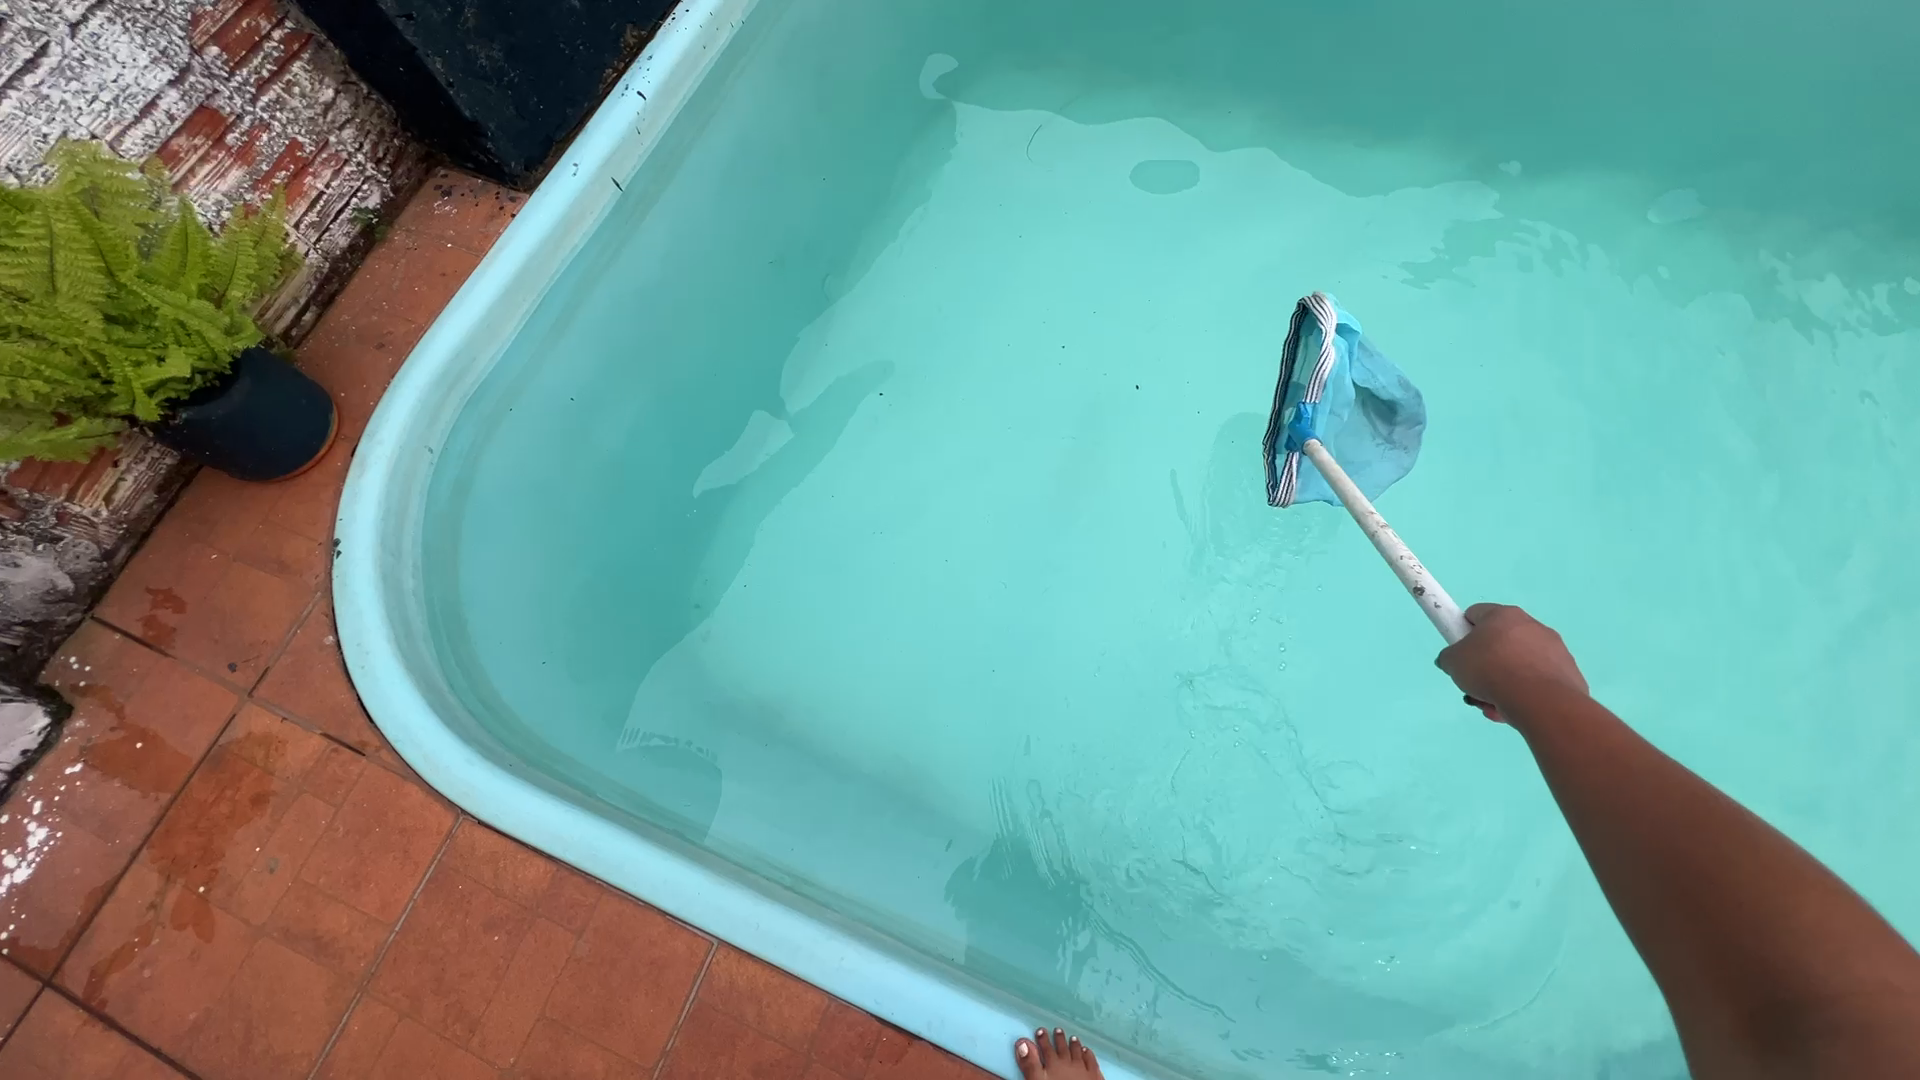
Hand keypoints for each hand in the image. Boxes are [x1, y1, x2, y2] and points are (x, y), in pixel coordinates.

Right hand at [1435, 604, 1588, 720]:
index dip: (1462, 631)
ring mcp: (1556, 650)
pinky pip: (1538, 680)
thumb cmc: (1490, 670)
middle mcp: (1533, 626)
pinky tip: (1513, 708)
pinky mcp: (1570, 673)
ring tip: (1492, 702)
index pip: (1476, 613)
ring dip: (1503, 681)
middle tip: (1474, 680)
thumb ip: (1449, 657)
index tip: (1460, 651)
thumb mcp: (1451, 661)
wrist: (1539, 700)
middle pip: (1500, 641)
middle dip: (1485, 662)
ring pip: (1519, 664)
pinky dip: (1524, 693)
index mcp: (1504, 615)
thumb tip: (1454, 662)